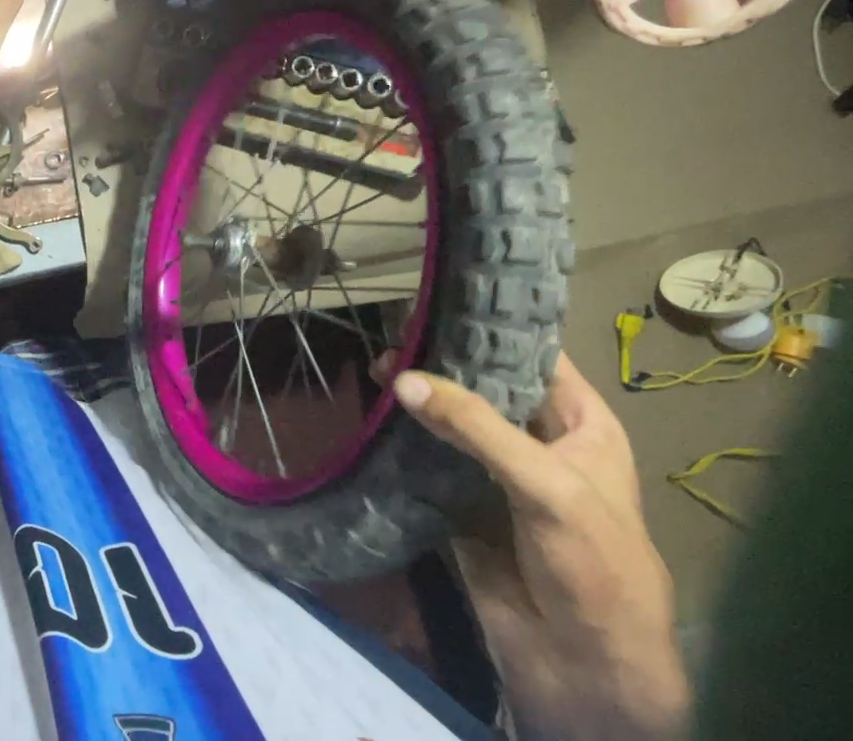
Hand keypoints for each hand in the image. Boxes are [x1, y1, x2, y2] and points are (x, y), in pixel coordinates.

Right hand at [393, 354, 688, 740]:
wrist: (580, 658)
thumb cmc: (594, 563)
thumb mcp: (546, 484)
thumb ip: (476, 427)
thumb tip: (399, 377)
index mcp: (579, 425)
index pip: (532, 359)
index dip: (490, 330)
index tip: (436, 305)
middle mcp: (535, 439)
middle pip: (481, 386)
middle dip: (437, 364)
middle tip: (386, 340)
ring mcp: (492, 470)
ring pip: (447, 420)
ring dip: (412, 401)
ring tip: (369, 373)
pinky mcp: (456, 499)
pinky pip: (423, 458)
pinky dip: (397, 440)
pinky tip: (369, 419)